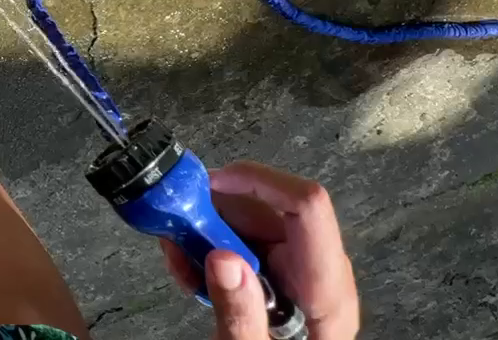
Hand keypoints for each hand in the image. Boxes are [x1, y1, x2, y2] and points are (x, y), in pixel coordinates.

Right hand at [159, 161, 358, 339]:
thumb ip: (239, 316)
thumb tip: (221, 256)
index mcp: (325, 289)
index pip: (306, 206)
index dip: (255, 182)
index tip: (204, 189)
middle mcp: (321, 270)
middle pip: (264, 209)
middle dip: (210, 214)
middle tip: (172, 238)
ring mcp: (303, 270)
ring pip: (247, 218)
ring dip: (202, 230)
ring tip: (179, 265)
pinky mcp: (284, 272)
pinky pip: (243, 236)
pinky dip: (209, 243)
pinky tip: (193, 271)